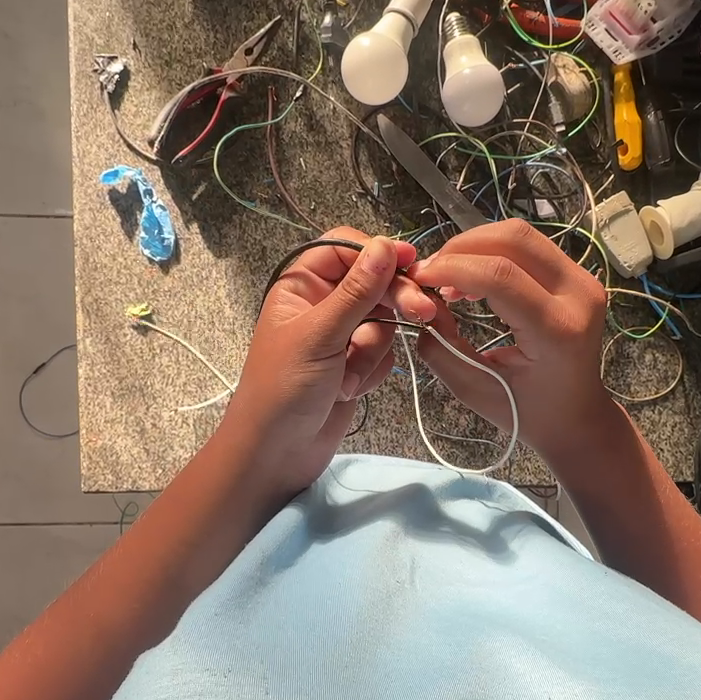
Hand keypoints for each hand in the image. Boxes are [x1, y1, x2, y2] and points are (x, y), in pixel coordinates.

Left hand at [214, 228, 437, 495]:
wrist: (277, 453)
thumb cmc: (284, 389)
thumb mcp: (320, 335)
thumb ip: (357, 291)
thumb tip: (386, 246)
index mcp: (301, 285)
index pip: (346, 249)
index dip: (379, 252)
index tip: (412, 261)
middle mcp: (322, 305)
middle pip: (374, 283)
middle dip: (394, 302)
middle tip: (423, 313)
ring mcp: (340, 336)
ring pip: (383, 322)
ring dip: (371, 351)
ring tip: (347, 377)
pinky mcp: (354, 365)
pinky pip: (383, 353)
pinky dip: (371, 371)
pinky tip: (348, 391)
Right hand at [404, 219, 615, 464]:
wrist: (577, 417)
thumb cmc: (527, 412)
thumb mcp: (473, 390)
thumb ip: (441, 347)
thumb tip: (423, 305)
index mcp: (557, 331)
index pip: (500, 276)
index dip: (452, 268)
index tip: (418, 279)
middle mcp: (578, 296)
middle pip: (513, 239)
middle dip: (461, 248)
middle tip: (431, 275)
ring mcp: (583, 280)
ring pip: (520, 235)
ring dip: (475, 247)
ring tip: (449, 280)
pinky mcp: (578, 275)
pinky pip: (529, 246)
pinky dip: (491, 253)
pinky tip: (472, 280)